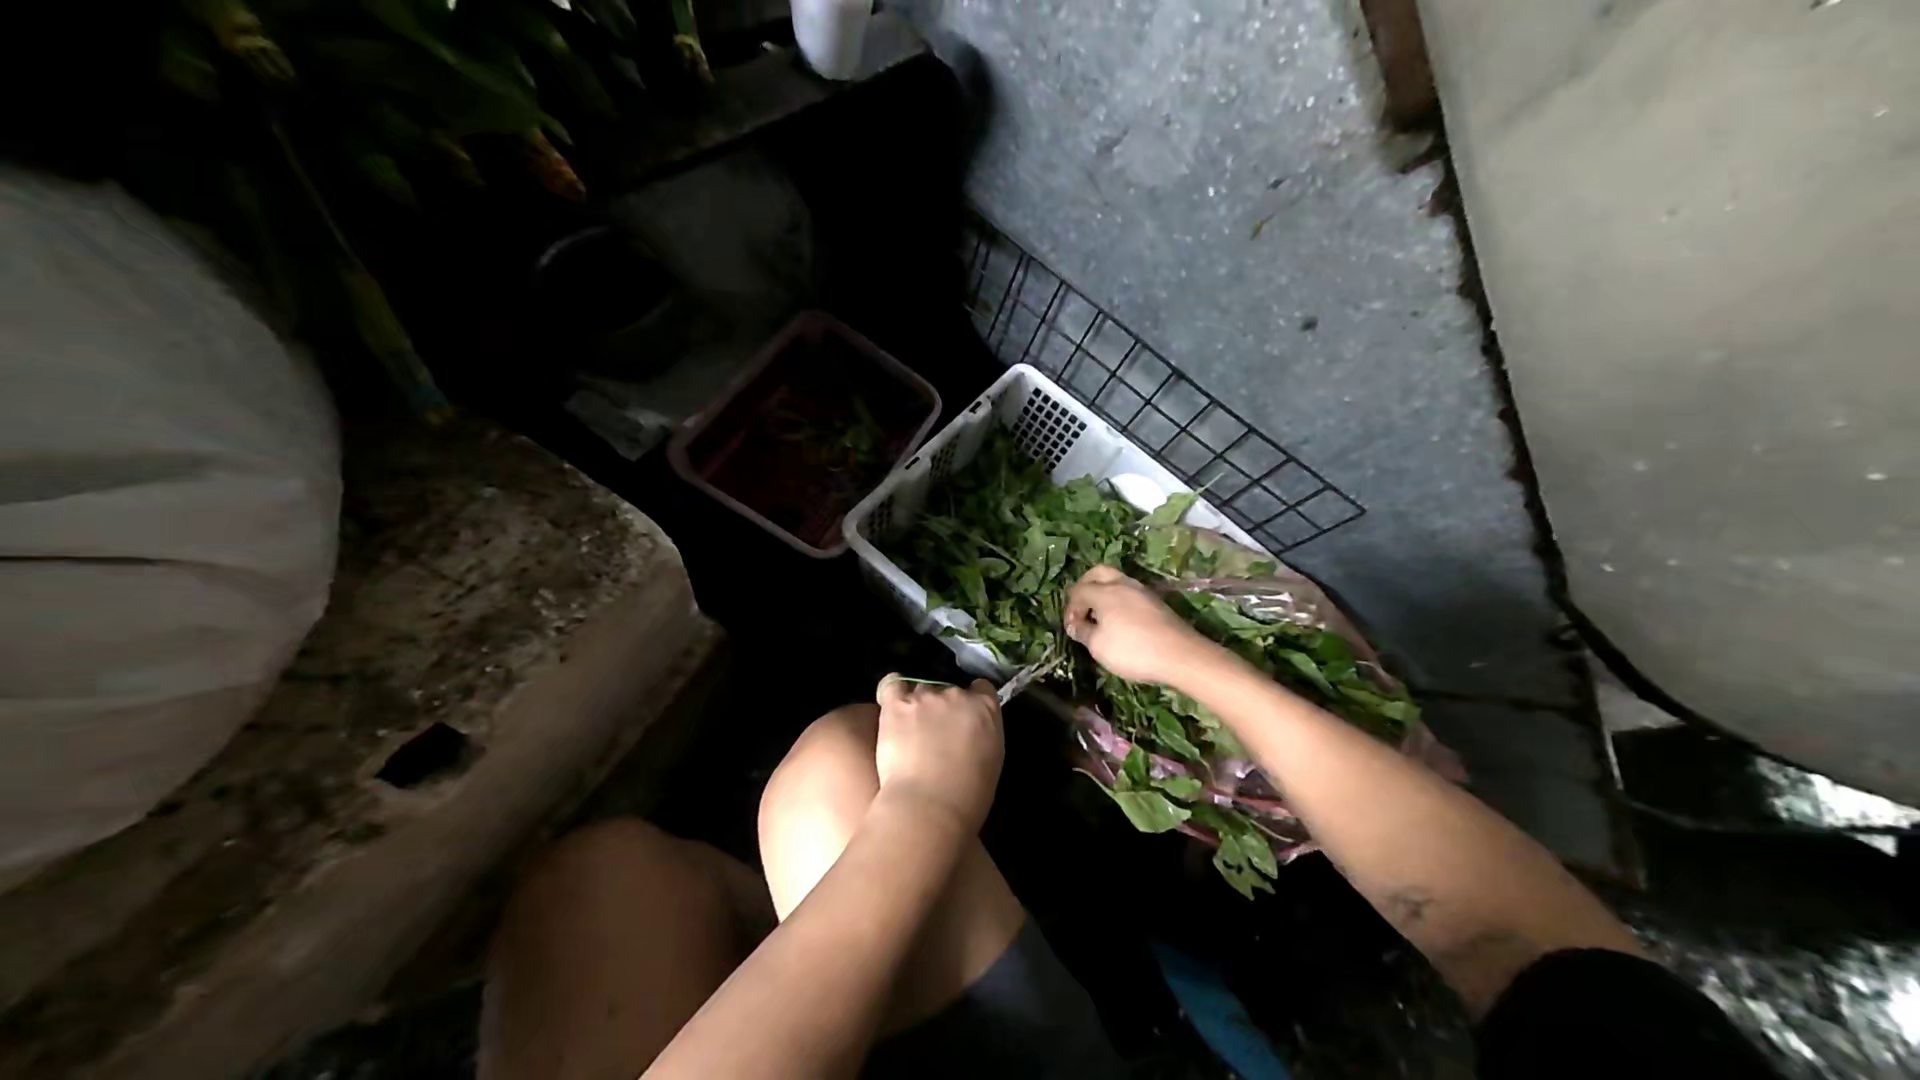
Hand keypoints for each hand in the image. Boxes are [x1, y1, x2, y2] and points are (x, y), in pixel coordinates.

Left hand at [872, 675, 1003, 834]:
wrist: (929, 806)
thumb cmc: (968, 797)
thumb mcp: (991, 759)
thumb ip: (982, 735)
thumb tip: (971, 731)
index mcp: (985, 709)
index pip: (981, 689)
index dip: (973, 701)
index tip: (965, 718)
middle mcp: (956, 695)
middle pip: (949, 690)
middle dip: (944, 707)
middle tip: (935, 734)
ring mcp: (925, 697)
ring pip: (921, 689)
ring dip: (918, 705)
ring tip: (910, 731)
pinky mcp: (896, 705)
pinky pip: (892, 685)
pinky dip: (892, 692)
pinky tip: (892, 707)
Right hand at [1065, 566, 1218, 685]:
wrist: (1180, 655)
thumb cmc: (1133, 650)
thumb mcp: (1098, 646)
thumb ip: (1083, 631)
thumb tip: (1075, 624)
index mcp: (1104, 591)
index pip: (1078, 591)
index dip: (1070, 608)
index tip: (1072, 628)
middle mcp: (1122, 584)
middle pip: (1098, 573)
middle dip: (1085, 586)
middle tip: (1081, 608)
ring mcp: (1142, 591)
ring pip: (1115, 581)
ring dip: (1103, 593)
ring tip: (1100, 617)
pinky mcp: (1155, 602)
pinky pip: (1129, 593)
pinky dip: (1118, 600)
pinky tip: (1119, 621)